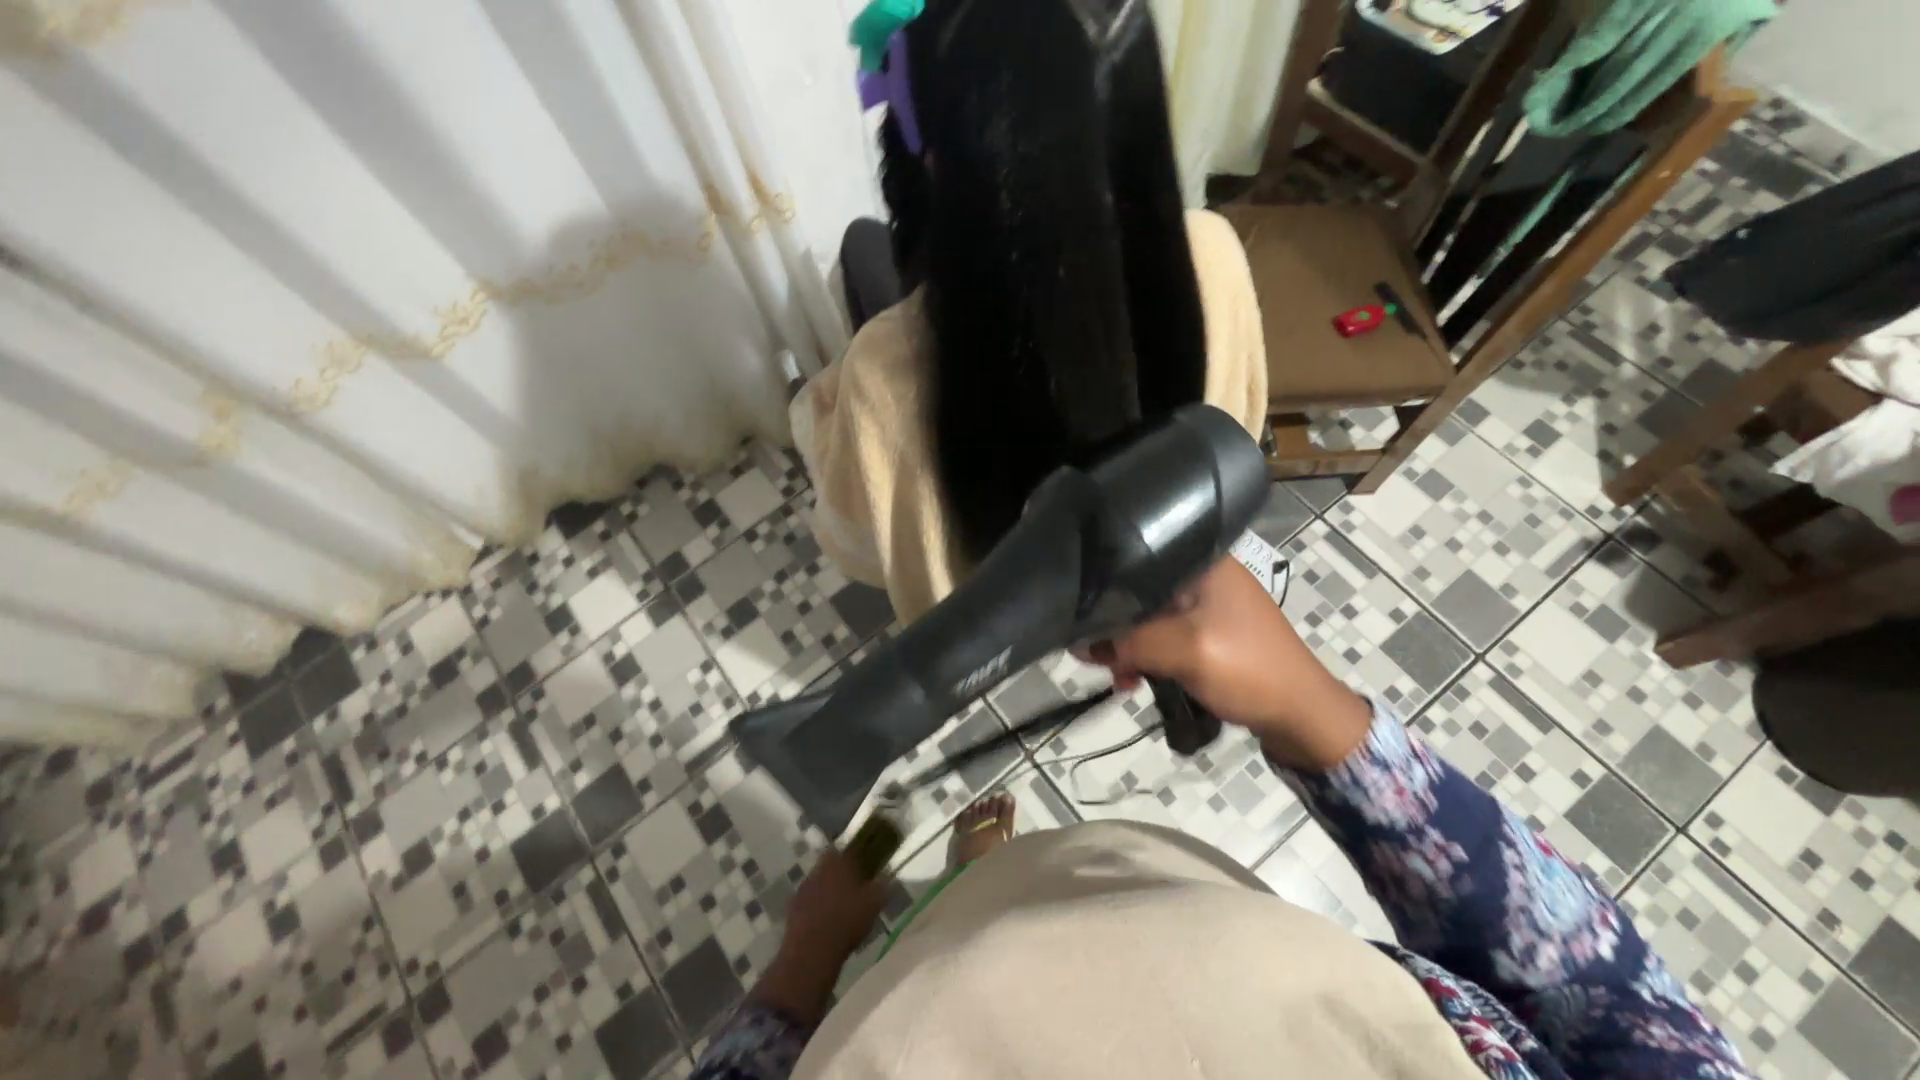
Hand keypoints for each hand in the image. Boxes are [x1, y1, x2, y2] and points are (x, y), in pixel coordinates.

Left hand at [783, 847, 889, 964]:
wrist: (813, 949)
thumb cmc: (848, 921)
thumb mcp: (874, 904)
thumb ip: (882, 886)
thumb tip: (887, 876)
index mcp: (839, 863)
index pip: (848, 849)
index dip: (857, 856)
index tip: (864, 865)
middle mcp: (819, 869)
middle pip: (830, 864)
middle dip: (840, 873)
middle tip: (853, 886)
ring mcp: (803, 887)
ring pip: (818, 881)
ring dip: (826, 889)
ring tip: (839, 906)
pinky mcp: (792, 906)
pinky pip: (808, 900)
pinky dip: (815, 905)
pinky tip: (824, 919)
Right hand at [1088, 558, 1371, 770]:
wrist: (1303, 715)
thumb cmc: (1248, 670)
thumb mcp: (1182, 651)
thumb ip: (1127, 642)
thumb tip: (1077, 644)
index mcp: (1203, 561)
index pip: (1135, 559)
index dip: (1102, 589)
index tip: (1079, 620)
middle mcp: (1203, 573)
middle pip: (1137, 590)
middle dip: (1114, 626)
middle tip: (1099, 661)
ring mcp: (1207, 604)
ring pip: (1147, 617)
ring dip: (1128, 646)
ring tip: (1119, 678)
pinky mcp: (1208, 631)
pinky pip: (1163, 636)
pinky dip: (1146, 655)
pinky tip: (1134, 679)